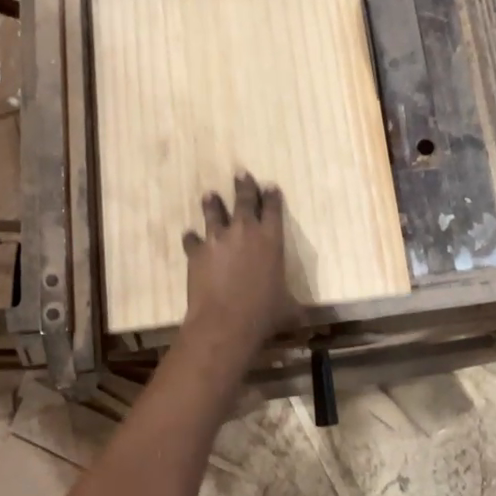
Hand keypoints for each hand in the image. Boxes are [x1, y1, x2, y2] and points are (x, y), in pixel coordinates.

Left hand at [181, 173, 297, 349]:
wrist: (225, 322)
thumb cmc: (264, 313)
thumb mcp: (288, 309)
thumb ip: (294, 306)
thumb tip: (306, 320)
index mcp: (272, 239)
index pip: (273, 208)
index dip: (272, 196)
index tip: (270, 186)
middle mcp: (245, 231)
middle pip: (244, 201)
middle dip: (244, 186)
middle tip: (241, 174)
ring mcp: (218, 239)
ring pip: (214, 212)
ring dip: (213, 203)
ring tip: (210, 194)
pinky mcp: (196, 252)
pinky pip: (192, 240)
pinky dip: (191, 239)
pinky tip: (189, 237)